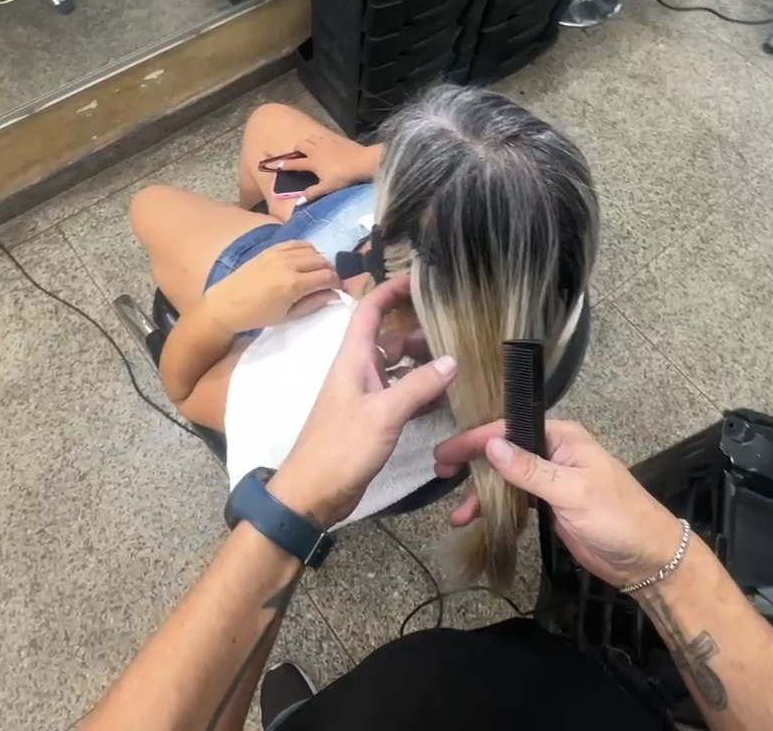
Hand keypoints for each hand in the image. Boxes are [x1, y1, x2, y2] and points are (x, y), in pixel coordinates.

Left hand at [200, 241, 338, 333]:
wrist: (226, 304)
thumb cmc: (257, 316)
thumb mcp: (288, 315)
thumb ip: (314, 303)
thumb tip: (335, 294)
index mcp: (293, 284)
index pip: (327, 276)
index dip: (338, 282)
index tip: (339, 289)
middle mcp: (288, 264)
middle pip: (322, 260)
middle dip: (330, 271)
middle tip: (329, 282)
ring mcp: (278, 253)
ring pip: (312, 249)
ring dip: (319, 260)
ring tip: (316, 272)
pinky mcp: (271, 248)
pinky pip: (297, 243)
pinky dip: (306, 250)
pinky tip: (304, 260)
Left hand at [268, 276, 457, 524]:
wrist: (312, 493)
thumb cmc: (341, 447)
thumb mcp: (384, 414)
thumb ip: (418, 386)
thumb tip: (452, 360)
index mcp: (354, 358)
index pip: (370, 309)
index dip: (391, 289)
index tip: (420, 278)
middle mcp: (359, 369)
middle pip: (390, 335)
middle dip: (419, 326)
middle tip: (456, 323)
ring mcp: (366, 393)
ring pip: (399, 364)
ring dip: (424, 360)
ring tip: (459, 356)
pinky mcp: (373, 417)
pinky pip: (402, 392)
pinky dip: (422, 389)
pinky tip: (447, 394)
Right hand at [275, 136, 377, 203]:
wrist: (362, 161)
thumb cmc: (344, 176)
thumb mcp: (327, 187)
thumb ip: (312, 193)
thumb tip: (297, 202)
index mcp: (312, 162)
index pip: (293, 163)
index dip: (283, 164)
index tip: (275, 164)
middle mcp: (315, 149)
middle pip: (299, 145)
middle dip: (295, 150)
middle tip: (298, 157)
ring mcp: (325, 142)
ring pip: (309, 138)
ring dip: (306, 143)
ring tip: (310, 150)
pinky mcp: (334, 138)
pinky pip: (320, 135)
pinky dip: (317, 140)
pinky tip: (323, 145)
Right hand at [434, 420, 685, 590]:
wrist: (648, 560)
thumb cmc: (617, 517)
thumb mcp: (572, 492)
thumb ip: (529, 469)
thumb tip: (490, 445)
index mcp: (560, 435)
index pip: (508, 429)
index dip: (474, 440)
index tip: (445, 452)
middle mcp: (551, 450)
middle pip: (502, 450)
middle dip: (471, 462)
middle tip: (440, 472)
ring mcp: (549, 478)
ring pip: (505, 477)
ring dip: (481, 493)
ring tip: (457, 514)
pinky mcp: (549, 504)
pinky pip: (514, 499)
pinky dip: (495, 508)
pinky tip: (476, 520)